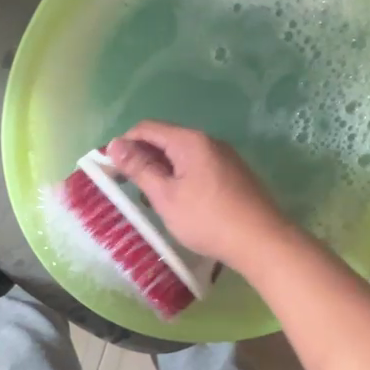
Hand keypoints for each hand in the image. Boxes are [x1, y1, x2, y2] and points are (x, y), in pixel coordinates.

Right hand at [105, 121, 291, 268]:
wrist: (260, 240)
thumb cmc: (206, 219)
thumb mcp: (165, 196)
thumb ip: (139, 168)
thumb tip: (114, 145)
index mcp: (189, 141)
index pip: (147, 128)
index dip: (123, 144)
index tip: (108, 167)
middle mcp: (208, 141)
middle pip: (165, 140)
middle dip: (142, 158)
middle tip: (125, 186)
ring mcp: (224, 157)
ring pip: (181, 156)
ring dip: (160, 171)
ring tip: (149, 199)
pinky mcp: (232, 174)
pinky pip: (197, 167)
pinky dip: (179, 178)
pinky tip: (176, 203)